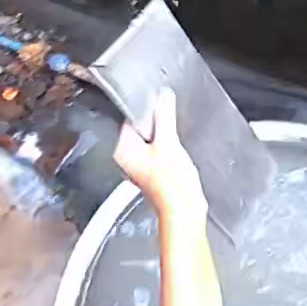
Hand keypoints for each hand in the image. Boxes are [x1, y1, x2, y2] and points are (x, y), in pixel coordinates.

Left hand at [114, 89, 207, 221]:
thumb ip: (164, 116)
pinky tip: (174, 151)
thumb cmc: (172, 185)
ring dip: (162, 134)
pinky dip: (166, 145)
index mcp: (122, 148)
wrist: (184, 210)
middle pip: (139, 125)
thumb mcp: (168, 143)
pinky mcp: (152, 168)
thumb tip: (163, 95)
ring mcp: (139, 163)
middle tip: (168, 128)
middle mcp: (126, 156)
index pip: (128, 116)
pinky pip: (157, 147)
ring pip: (150, 136)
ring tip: (172, 143)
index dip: (144, 108)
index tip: (158, 106)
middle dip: (155, 121)